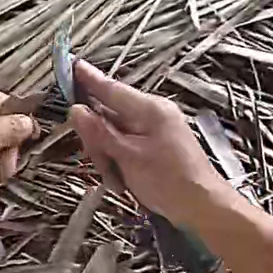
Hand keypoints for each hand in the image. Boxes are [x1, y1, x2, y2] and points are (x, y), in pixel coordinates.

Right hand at [68, 61, 235, 225]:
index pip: (110, 89)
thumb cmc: (171, 181)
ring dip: (106, 156)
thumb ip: (100, 133)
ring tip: (116, 177)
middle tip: (100, 161)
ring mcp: (153, 130)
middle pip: (107, 116)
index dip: (88, 79)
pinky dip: (117, 162)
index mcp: (149, 110)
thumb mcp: (128, 157)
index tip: (71, 65)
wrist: (201, 207)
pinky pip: (123, 146)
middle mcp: (152, 114)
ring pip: (112, 134)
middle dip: (97, 140)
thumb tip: (76, 111)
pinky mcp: (153, 146)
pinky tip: (122, 180)